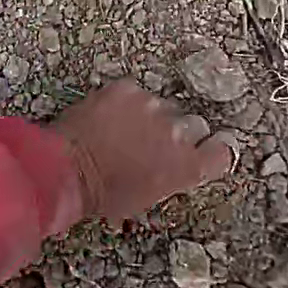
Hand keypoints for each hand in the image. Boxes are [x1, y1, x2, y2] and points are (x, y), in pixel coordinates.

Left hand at [51, 80, 236, 220]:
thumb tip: (177, 166)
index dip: (214, 149)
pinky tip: (109, 118)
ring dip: (149, 116)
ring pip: (163, 106)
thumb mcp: (146, 199)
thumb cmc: (102, 195)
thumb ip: (172, 176)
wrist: (66, 168)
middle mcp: (177, 132)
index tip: (206, 149)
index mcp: (186, 166)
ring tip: (123, 131)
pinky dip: (126, 102)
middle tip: (154, 143)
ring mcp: (153, 106)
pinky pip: (136, 92)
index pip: (222, 152)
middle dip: (179, 132)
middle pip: (194, 124)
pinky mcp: (129, 88)